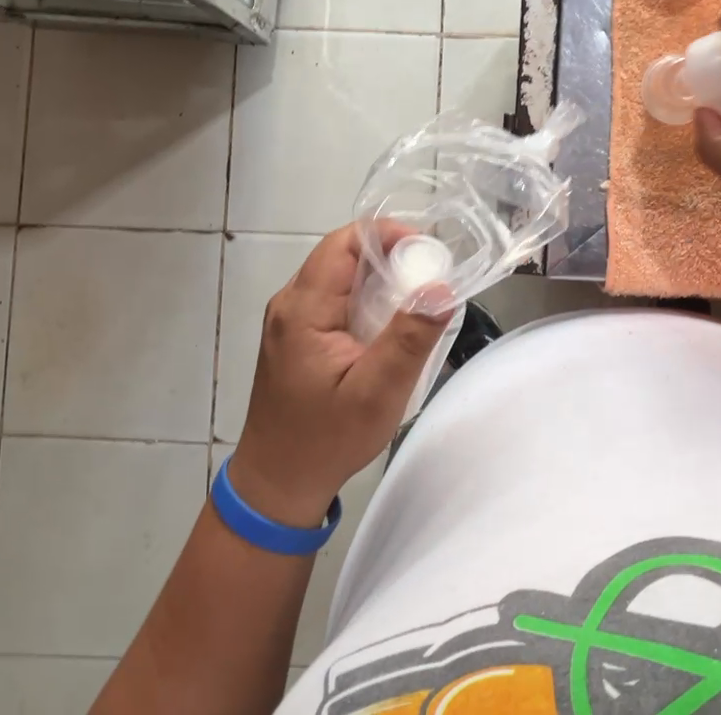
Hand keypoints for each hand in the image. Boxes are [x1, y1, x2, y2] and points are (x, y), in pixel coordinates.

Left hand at [231, 223, 450, 528]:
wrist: (278, 484)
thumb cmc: (326, 440)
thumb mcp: (377, 393)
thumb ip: (409, 338)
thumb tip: (442, 288)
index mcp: (303, 309)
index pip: (344, 243)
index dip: (387, 236)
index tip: (429, 253)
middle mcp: (290, 303)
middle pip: (343, 254)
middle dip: (391, 257)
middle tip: (433, 278)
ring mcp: (290, 319)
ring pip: (340, 276)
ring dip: (380, 279)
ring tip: (419, 300)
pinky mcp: (297, 336)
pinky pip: (335, 299)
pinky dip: (367, 300)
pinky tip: (392, 324)